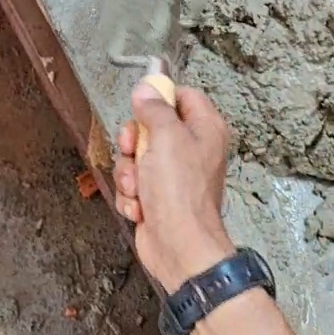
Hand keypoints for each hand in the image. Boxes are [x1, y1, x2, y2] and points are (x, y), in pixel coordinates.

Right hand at [113, 79, 236, 290]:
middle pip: (150, 128)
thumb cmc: (180, 195)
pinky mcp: (156, 199)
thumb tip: (147, 89)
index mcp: (204, 130)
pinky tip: (141, 208)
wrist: (177, 245)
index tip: (143, 107)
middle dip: (133, 142)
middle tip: (133, 150)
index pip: (182, 96)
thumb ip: (155, 108)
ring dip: (128, 174)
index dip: (159, 99)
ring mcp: (172, 177)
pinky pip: (132, 186)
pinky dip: (130, 197)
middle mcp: (191, 151)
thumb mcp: (165, 137)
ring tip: (139, 189)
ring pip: (135, 159)